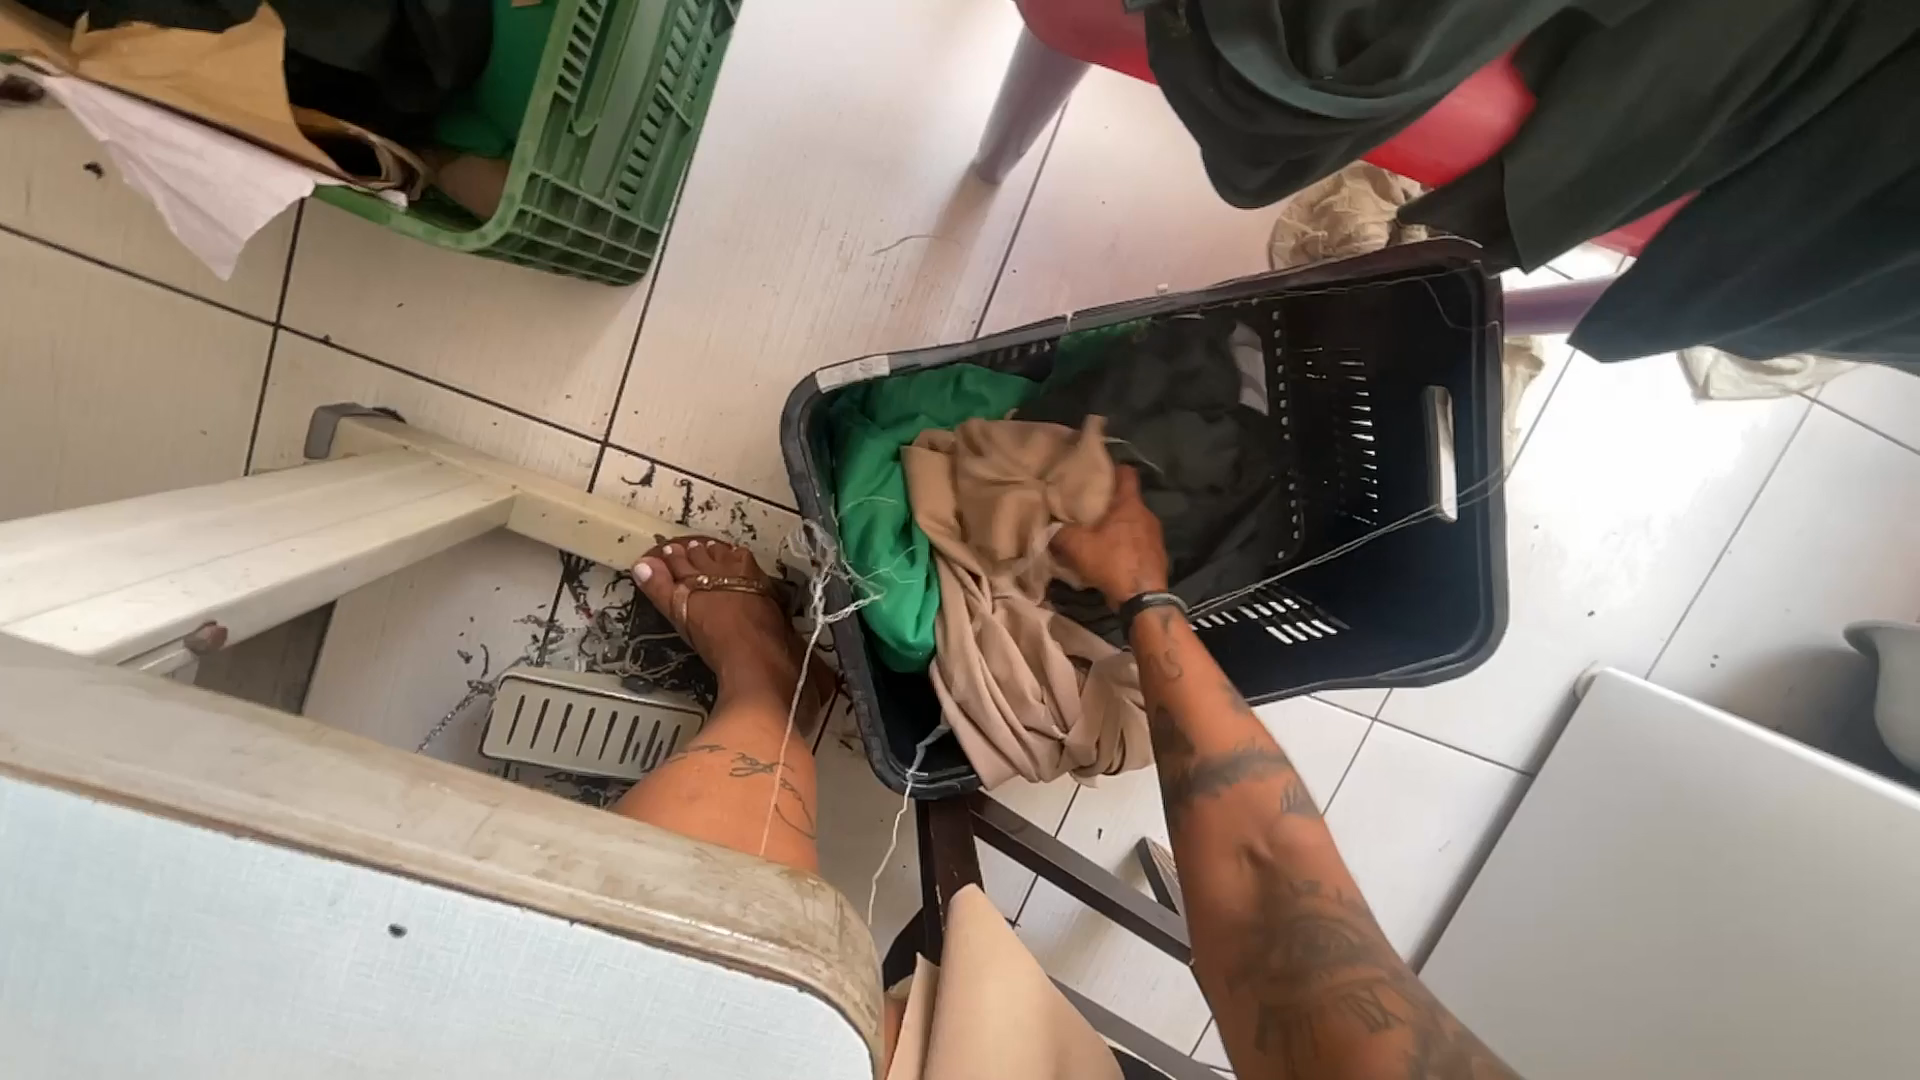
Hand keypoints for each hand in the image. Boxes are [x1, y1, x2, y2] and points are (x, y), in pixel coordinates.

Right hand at [1051, 465, 1170, 609]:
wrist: (1142, 598)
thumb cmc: (1112, 562)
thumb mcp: (1076, 546)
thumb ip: (1060, 534)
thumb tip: (1049, 530)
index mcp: (1129, 505)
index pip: (1127, 474)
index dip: (1114, 469)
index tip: (1101, 471)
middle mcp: (1147, 516)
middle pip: (1128, 501)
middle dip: (1111, 504)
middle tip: (1091, 509)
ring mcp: (1155, 537)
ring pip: (1134, 523)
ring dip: (1119, 527)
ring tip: (1099, 535)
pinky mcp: (1157, 556)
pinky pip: (1139, 544)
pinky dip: (1126, 546)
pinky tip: (1112, 558)